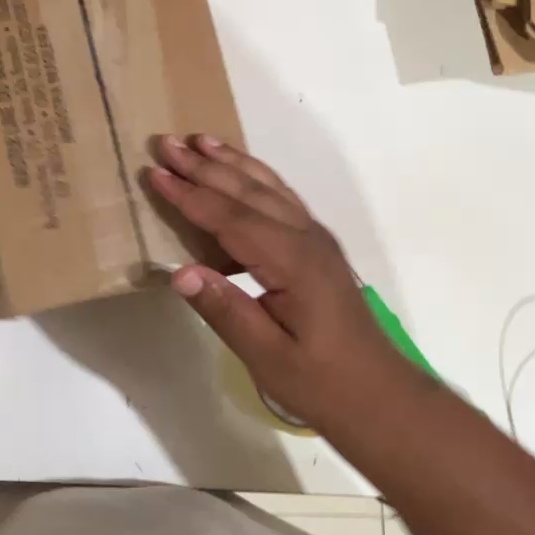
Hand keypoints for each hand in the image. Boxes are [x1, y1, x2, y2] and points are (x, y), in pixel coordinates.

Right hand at [145, 134, 411, 428]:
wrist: (379, 394)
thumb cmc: (320, 382)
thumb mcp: (267, 357)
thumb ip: (225, 310)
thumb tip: (178, 273)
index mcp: (293, 263)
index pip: (232, 219)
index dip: (191, 196)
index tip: (156, 174)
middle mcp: (306, 239)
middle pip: (248, 192)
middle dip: (205, 167)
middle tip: (167, 144)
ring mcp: (315, 239)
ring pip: (268, 188)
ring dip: (231, 162)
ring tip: (199, 140)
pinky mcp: (317, 246)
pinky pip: (281, 198)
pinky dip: (255, 177)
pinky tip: (240, 169)